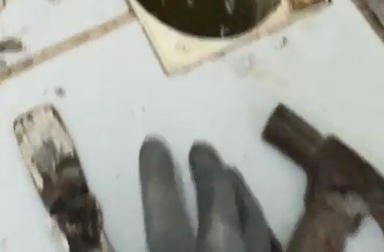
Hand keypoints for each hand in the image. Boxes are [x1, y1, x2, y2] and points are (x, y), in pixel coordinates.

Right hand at [140, 139, 279, 251]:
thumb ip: (127, 250)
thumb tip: (108, 224)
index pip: (164, 207)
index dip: (157, 173)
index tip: (154, 142)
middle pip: (219, 207)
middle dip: (209, 173)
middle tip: (200, 147)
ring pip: (254, 223)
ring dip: (242, 194)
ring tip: (232, 173)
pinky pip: (275, 248)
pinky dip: (265, 230)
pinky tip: (260, 223)